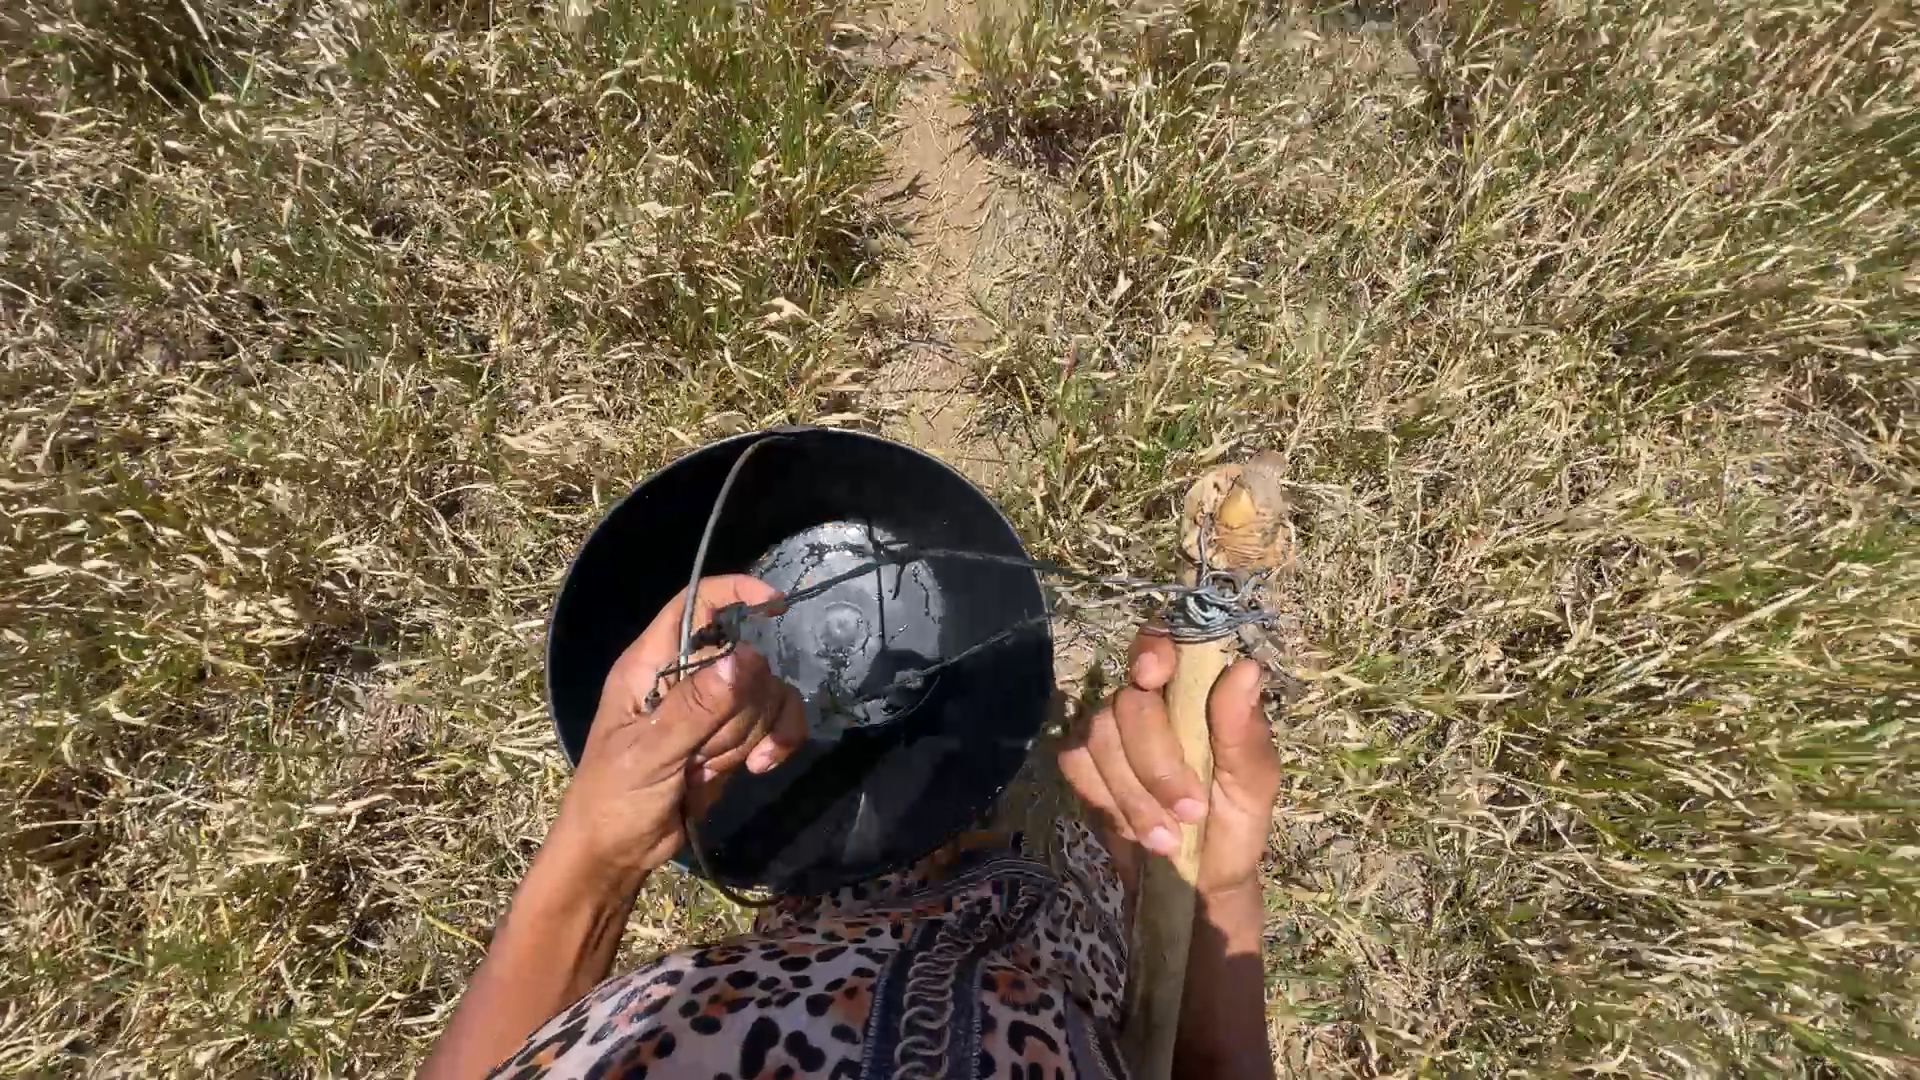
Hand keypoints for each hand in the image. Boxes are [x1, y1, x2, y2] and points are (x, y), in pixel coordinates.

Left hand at [546, 575, 806, 895]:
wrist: (619, 855)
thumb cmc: (613, 799)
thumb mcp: (648, 752)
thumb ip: (697, 706)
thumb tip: (748, 657)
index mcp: (652, 664)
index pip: (696, 604)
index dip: (735, 592)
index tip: (774, 605)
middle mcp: (687, 674)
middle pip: (745, 658)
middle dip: (736, 711)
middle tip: (701, 750)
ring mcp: (715, 705)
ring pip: (766, 692)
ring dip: (748, 735)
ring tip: (708, 767)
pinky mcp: (736, 733)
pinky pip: (780, 718)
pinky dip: (779, 740)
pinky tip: (761, 767)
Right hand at [1058, 626, 1279, 897]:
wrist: (1200, 881)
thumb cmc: (1235, 822)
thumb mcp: (1253, 782)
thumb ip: (1243, 729)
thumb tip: (1247, 668)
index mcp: (1189, 693)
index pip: (1159, 644)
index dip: (1150, 651)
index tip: (1153, 677)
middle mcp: (1143, 702)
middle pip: (1128, 704)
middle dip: (1156, 764)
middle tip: (1190, 811)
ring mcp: (1107, 730)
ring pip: (1098, 735)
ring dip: (1134, 794)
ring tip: (1167, 837)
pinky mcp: (1082, 763)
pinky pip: (1075, 762)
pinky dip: (1107, 799)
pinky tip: (1134, 828)